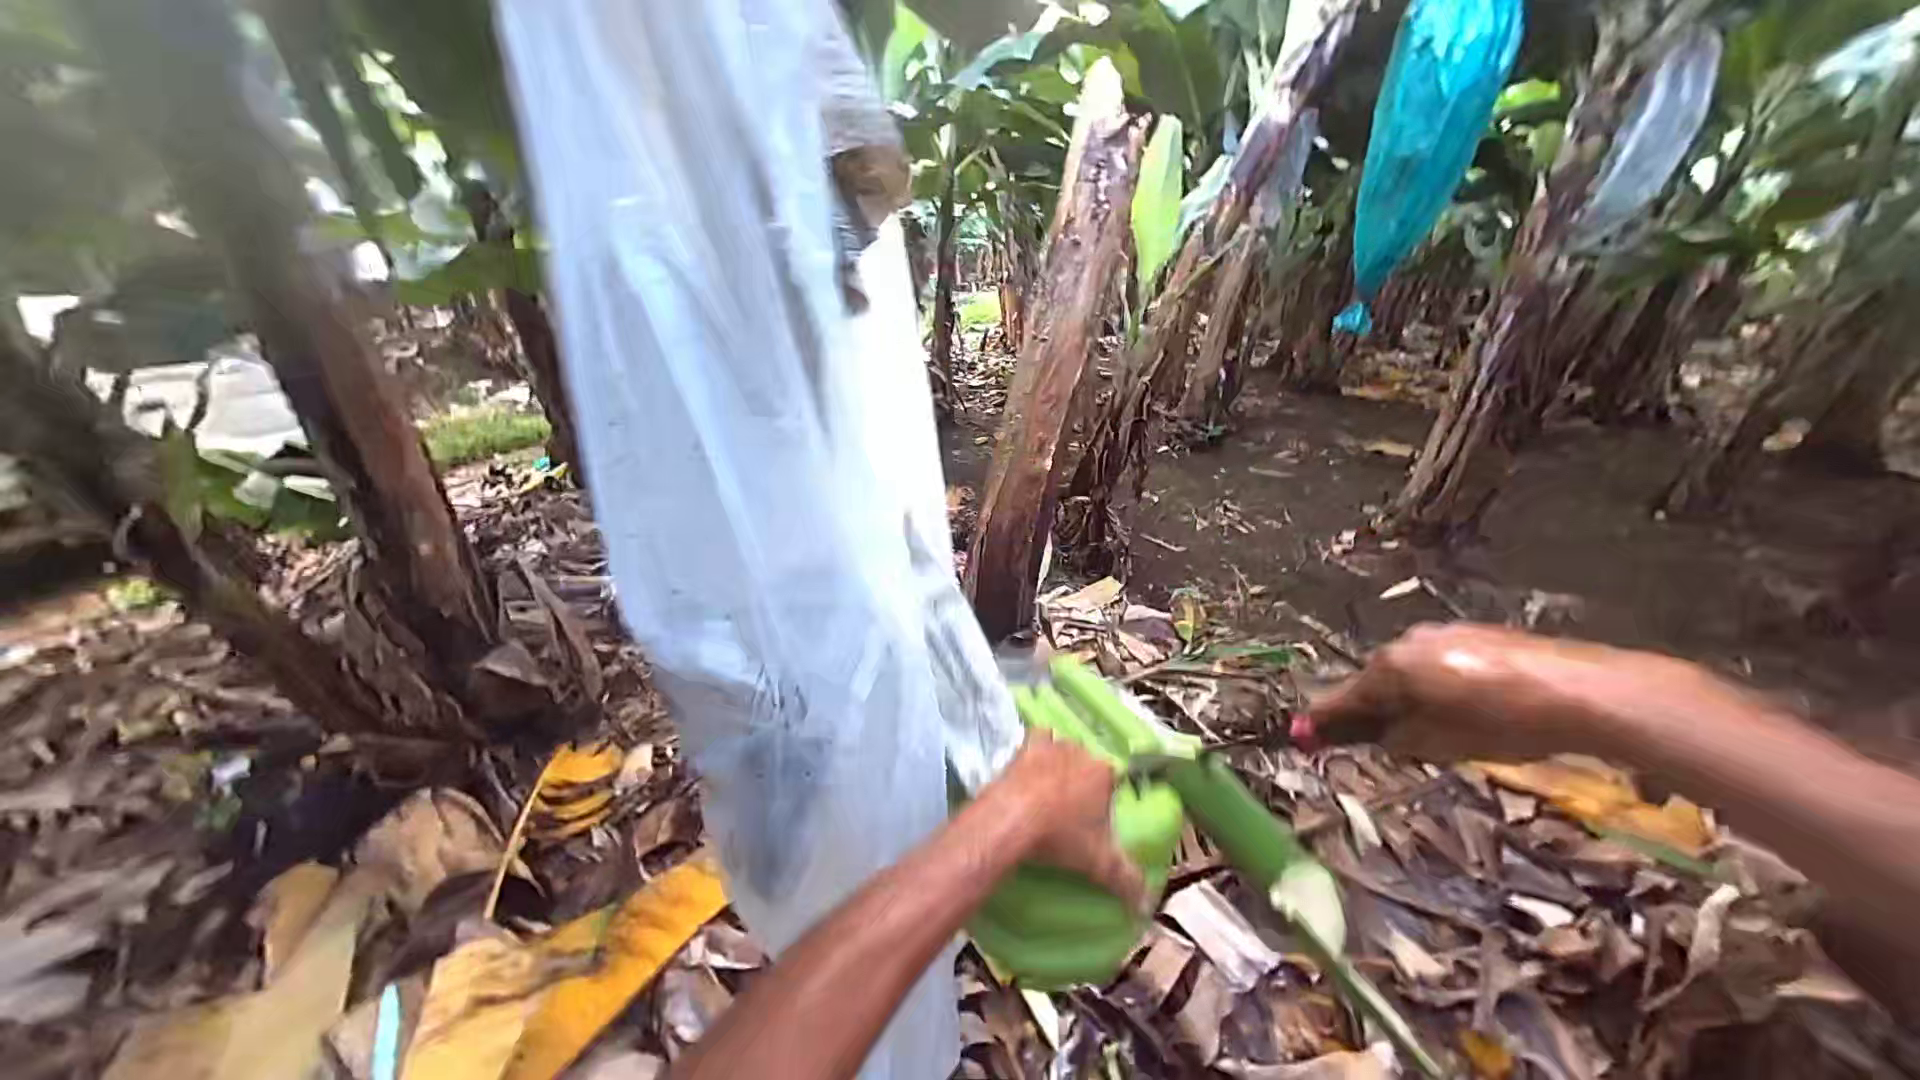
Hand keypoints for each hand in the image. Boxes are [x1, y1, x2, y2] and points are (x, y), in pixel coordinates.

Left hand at [992, 730, 1147, 911]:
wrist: (1013, 820)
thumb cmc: (1061, 837)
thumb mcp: (1099, 864)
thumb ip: (1127, 880)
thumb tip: (1146, 905)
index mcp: (1103, 773)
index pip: (1114, 777)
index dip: (1107, 794)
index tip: (1098, 814)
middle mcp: (1080, 752)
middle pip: (1088, 761)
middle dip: (1084, 779)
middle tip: (1074, 807)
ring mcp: (1051, 746)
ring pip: (1063, 746)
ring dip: (1060, 760)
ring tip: (1052, 786)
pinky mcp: (1024, 748)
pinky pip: (1035, 738)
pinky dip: (1035, 747)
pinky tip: (1031, 763)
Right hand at [1301, 623, 1715, 763]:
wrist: (1584, 693)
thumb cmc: (1499, 724)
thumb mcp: (1436, 743)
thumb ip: (1391, 736)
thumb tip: (1370, 733)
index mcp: (1389, 667)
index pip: (1346, 699)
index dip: (1322, 721)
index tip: (1298, 735)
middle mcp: (1406, 643)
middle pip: (1377, 681)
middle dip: (1375, 708)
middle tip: (1383, 738)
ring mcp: (1444, 634)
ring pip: (1410, 671)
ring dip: (1410, 695)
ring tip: (1437, 726)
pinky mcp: (1479, 635)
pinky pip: (1441, 663)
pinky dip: (1439, 684)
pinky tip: (1468, 705)